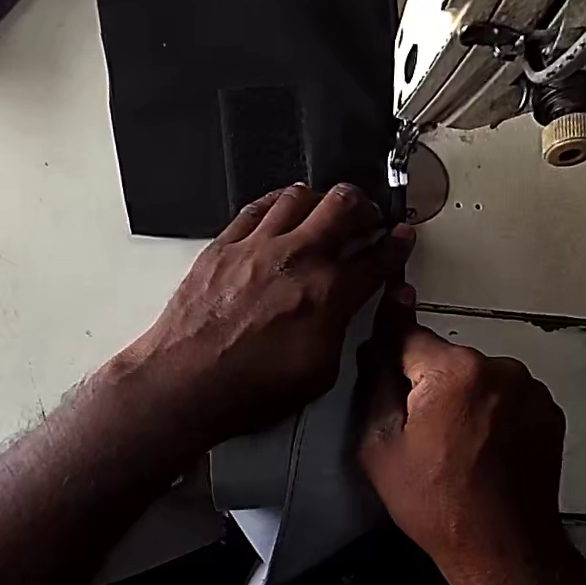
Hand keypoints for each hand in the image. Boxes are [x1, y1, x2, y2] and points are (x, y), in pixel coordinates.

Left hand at [109, 183, 413, 446]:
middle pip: (345, 206)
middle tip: (368, 216)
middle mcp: (294, 261)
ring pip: (300, 196)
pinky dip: (276, 203)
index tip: (400, 240)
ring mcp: (256, 248)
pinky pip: (256, 207)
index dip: (397, 246)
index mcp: (327, 295)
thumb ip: (338, 331)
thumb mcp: (317, 374)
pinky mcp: (223, 247)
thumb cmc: (243, 388)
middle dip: (366, 208)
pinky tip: (280, 209)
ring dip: (321, 200)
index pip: (378, 258)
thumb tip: (341, 313)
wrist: (185, 385)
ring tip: (325, 209)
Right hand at [359, 294, 565, 577]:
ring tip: (455, 444)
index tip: (391, 297)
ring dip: (462, 396)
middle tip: (418, 427)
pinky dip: (491, 410)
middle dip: (427, 380)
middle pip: (445, 358)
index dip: (391, 329)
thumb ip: (376, 386)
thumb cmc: (434, 500)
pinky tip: (483, 448)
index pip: (409, 333)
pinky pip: (506, 396)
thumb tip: (377, 345)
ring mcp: (529, 389)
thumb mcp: (379, 446)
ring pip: (476, 377)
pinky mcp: (549, 411)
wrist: (501, 547)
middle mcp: (497, 367)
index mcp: (452, 371)